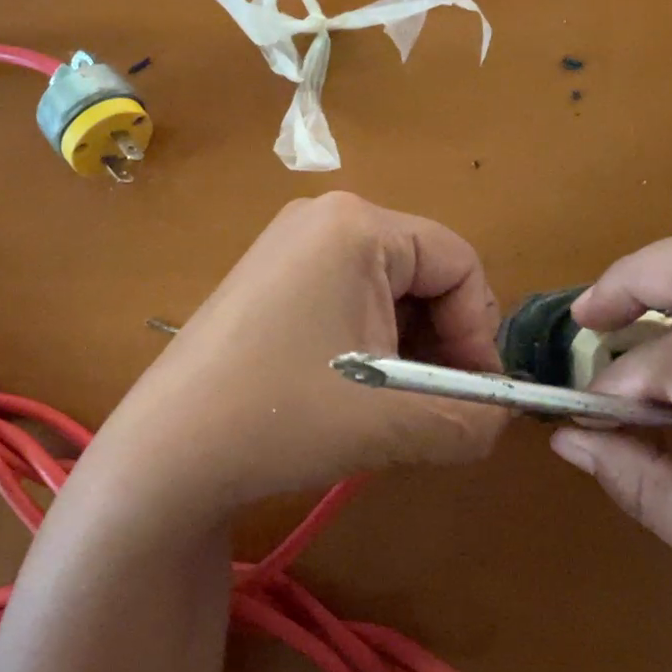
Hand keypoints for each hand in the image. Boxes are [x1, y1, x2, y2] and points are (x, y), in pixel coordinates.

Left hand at [83, 192, 507, 519]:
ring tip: (392, 409)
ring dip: (406, 350)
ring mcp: (286, 247)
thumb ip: (475, 418)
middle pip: (423, 273)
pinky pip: (344, 300)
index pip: (460, 263)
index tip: (476, 396)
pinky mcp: (265, 280)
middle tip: (436, 406)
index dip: (481, 332)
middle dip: (442, 343)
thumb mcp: (396, 424)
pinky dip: (367, 345)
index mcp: (357, 226)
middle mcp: (322, 218)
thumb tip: (505, 415)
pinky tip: (350, 396)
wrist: (166, 454)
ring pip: (385, 291)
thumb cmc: (284, 420)